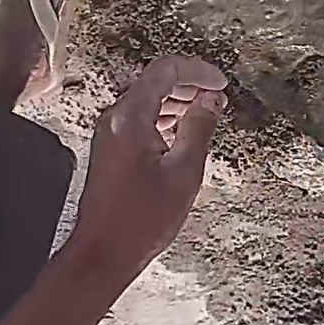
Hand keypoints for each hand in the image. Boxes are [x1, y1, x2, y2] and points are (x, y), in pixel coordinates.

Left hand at [68, 55, 227, 282]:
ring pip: (147, 100)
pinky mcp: (110, 148)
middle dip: (189, 85)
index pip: (165, 71)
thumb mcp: (184, 171)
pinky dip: (164, 117)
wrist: (103, 253)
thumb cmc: (142, 218)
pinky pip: (139, 119)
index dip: (197, 71)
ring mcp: (109, 133)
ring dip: (178, 101)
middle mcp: (115, 118)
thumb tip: (211, 100)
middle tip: (217, 96)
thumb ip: (199, 128)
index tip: (220, 82)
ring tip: (207, 112)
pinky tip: (183, 132)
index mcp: (130, 117)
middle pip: (155, 82)